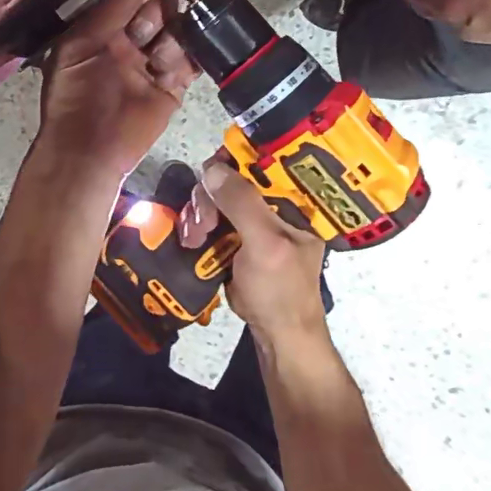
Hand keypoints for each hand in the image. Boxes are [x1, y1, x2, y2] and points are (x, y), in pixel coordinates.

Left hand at [37, 0, 198, 177]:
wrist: (89, 151)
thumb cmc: (77, 95)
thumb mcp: (86, 42)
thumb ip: (116, 3)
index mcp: (102, 24)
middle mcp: (129, 38)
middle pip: (161, 6)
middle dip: (162, 7)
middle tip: (148, 27)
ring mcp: (153, 61)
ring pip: (178, 31)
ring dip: (172, 37)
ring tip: (155, 57)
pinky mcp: (172, 86)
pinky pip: (190, 62)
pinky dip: (186, 60)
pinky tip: (170, 66)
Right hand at [198, 162, 328, 348]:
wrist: (276, 333)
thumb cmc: (281, 289)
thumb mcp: (265, 244)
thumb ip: (242, 204)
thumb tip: (212, 169)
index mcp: (298, 198)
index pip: (268, 158)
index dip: (238, 157)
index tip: (211, 169)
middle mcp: (278, 200)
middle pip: (236, 175)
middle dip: (212, 194)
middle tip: (202, 221)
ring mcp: (257, 217)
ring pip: (219, 194)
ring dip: (201, 211)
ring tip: (194, 236)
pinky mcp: (239, 232)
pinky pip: (213, 213)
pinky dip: (199, 222)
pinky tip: (192, 238)